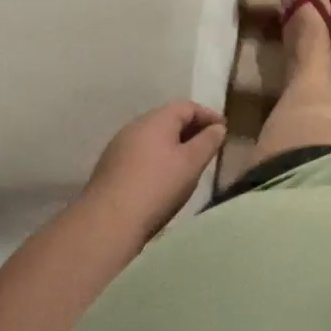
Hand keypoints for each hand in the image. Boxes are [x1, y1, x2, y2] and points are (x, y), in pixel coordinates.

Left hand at [85, 101, 225, 239]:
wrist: (106, 224)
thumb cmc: (156, 187)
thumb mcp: (191, 164)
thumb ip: (208, 142)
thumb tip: (217, 127)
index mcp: (156, 120)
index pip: (187, 106)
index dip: (208, 116)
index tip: (223, 130)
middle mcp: (135, 127)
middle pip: (168, 120)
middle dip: (191, 131)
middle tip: (208, 147)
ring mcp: (118, 148)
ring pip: (153, 139)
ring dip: (173, 146)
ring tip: (188, 165)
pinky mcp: (109, 169)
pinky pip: (140, 155)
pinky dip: (157, 160)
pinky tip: (162, 180)